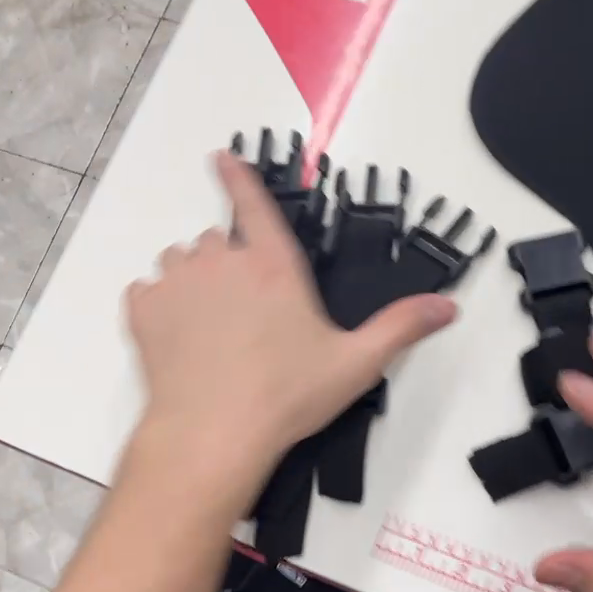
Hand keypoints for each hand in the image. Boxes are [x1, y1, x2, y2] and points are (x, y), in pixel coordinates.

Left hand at [124, 152, 456, 490]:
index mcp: (272, 265)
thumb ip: (400, 328)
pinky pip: (147, 292)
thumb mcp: (355, 365)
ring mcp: (177, 281)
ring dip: (191, 283)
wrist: (212, 434)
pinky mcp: (143, 310)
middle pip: (216, 241)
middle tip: (242, 317)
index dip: (237, 176)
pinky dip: (158, 307)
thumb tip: (449, 307)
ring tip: (207, 329)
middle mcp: (221, 260)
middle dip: (227, 267)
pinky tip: (175, 340)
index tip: (220, 157)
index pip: (253, 203)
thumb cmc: (286, 397)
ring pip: (179, 263)